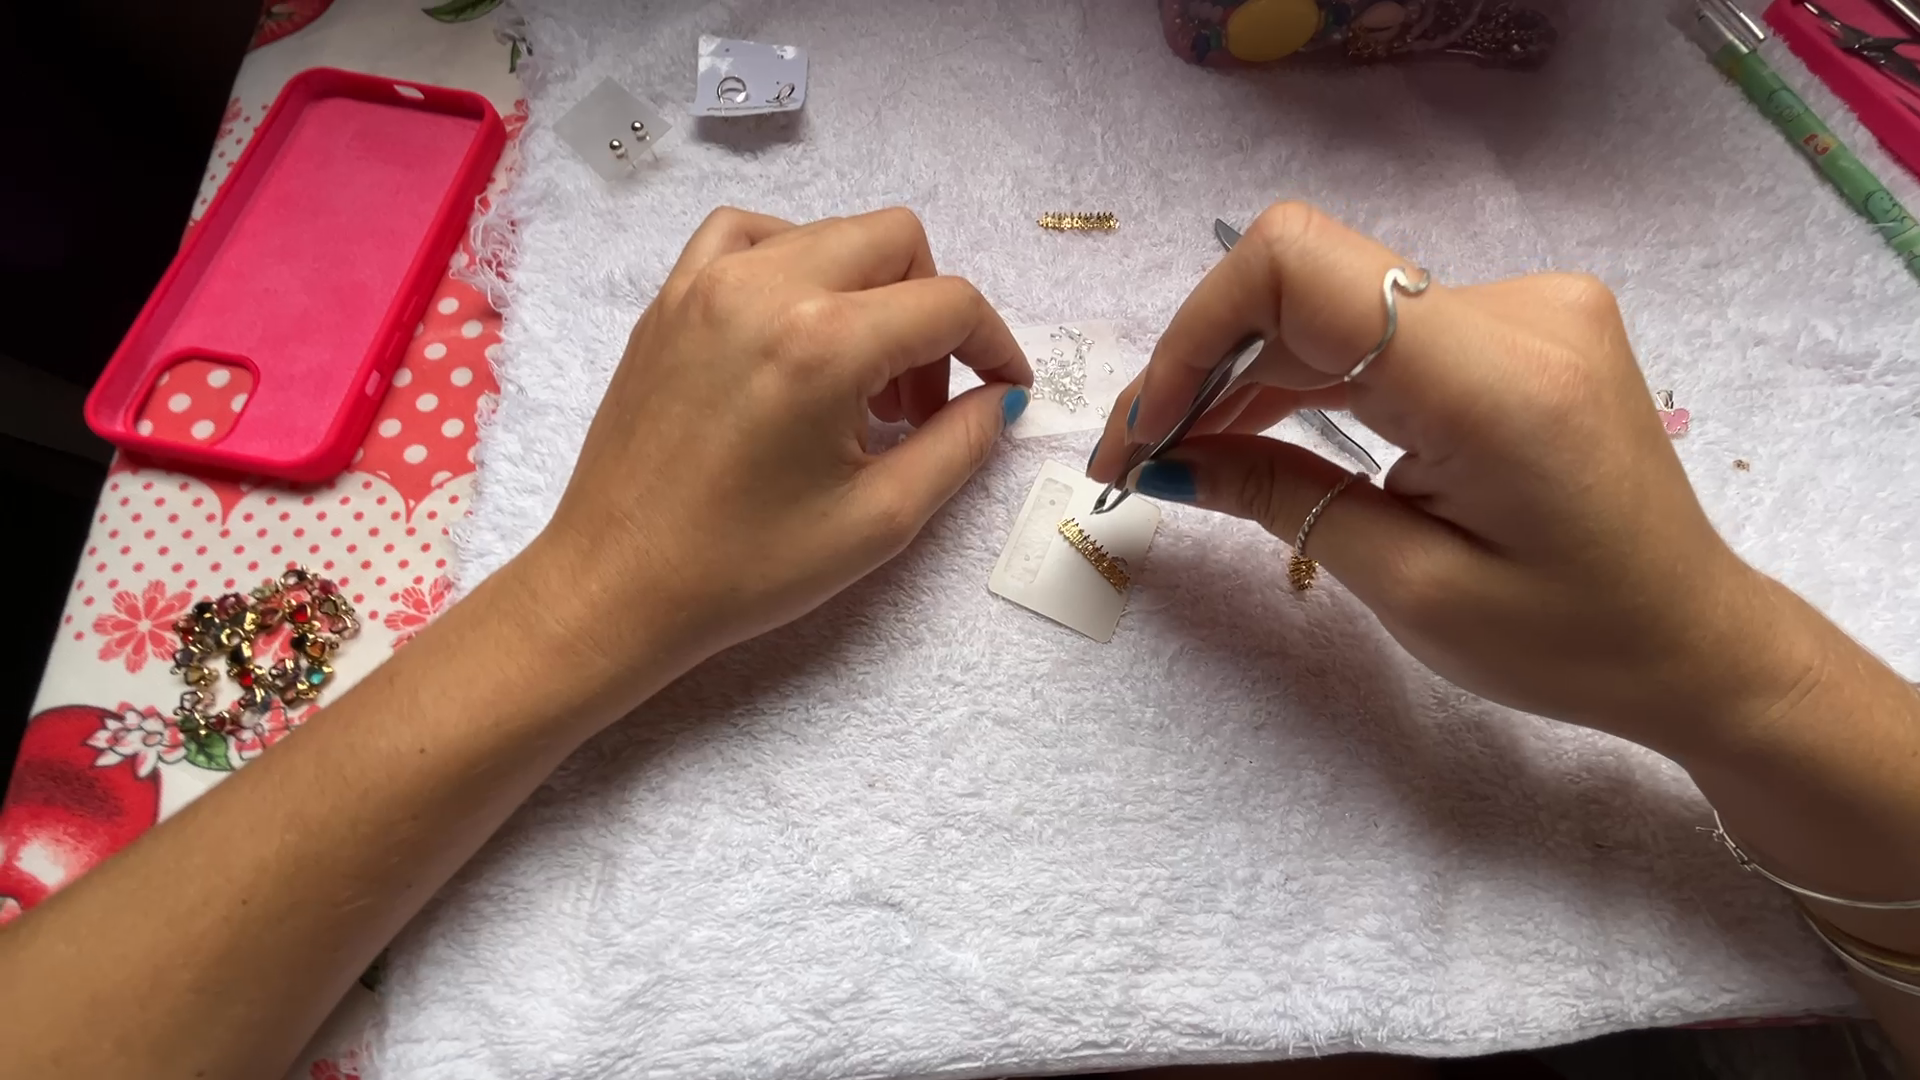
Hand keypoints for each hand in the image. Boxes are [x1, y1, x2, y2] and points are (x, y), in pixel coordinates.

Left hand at [529, 207, 1031, 690]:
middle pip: (897, 242)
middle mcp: (765, 284)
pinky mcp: (670, 296)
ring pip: (831, 234)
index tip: (1007, 388)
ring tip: (860, 379)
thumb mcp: (881, 518)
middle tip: (924, 399)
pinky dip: (800, 267)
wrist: (618, 585)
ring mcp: (706, 280)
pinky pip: (754, 237)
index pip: (948, 304)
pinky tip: (800, 328)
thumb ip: (961, 445)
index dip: (997, 343)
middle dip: (936, 313)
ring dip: (873, 292)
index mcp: (823, 343)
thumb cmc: (750, 568)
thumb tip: (1003, 398)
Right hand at [1088, 202, 1814, 755]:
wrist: (1695, 642)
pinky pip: (1353, 334)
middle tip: (1129, 457)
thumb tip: (1163, 462)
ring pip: (1311, 309)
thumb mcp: (1403, 583)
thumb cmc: (1566, 643)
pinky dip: (1280, 380)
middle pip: (1291, 287)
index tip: (1148, 430)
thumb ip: (1276, 498)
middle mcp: (1507, 307)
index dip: (1194, 334)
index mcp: (1492, 379)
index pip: (1296, 271)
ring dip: (1225, 377)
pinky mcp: (1493, 329)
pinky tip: (1237, 432)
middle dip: (1190, 369)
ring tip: (1167, 453)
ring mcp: (1506, 308)